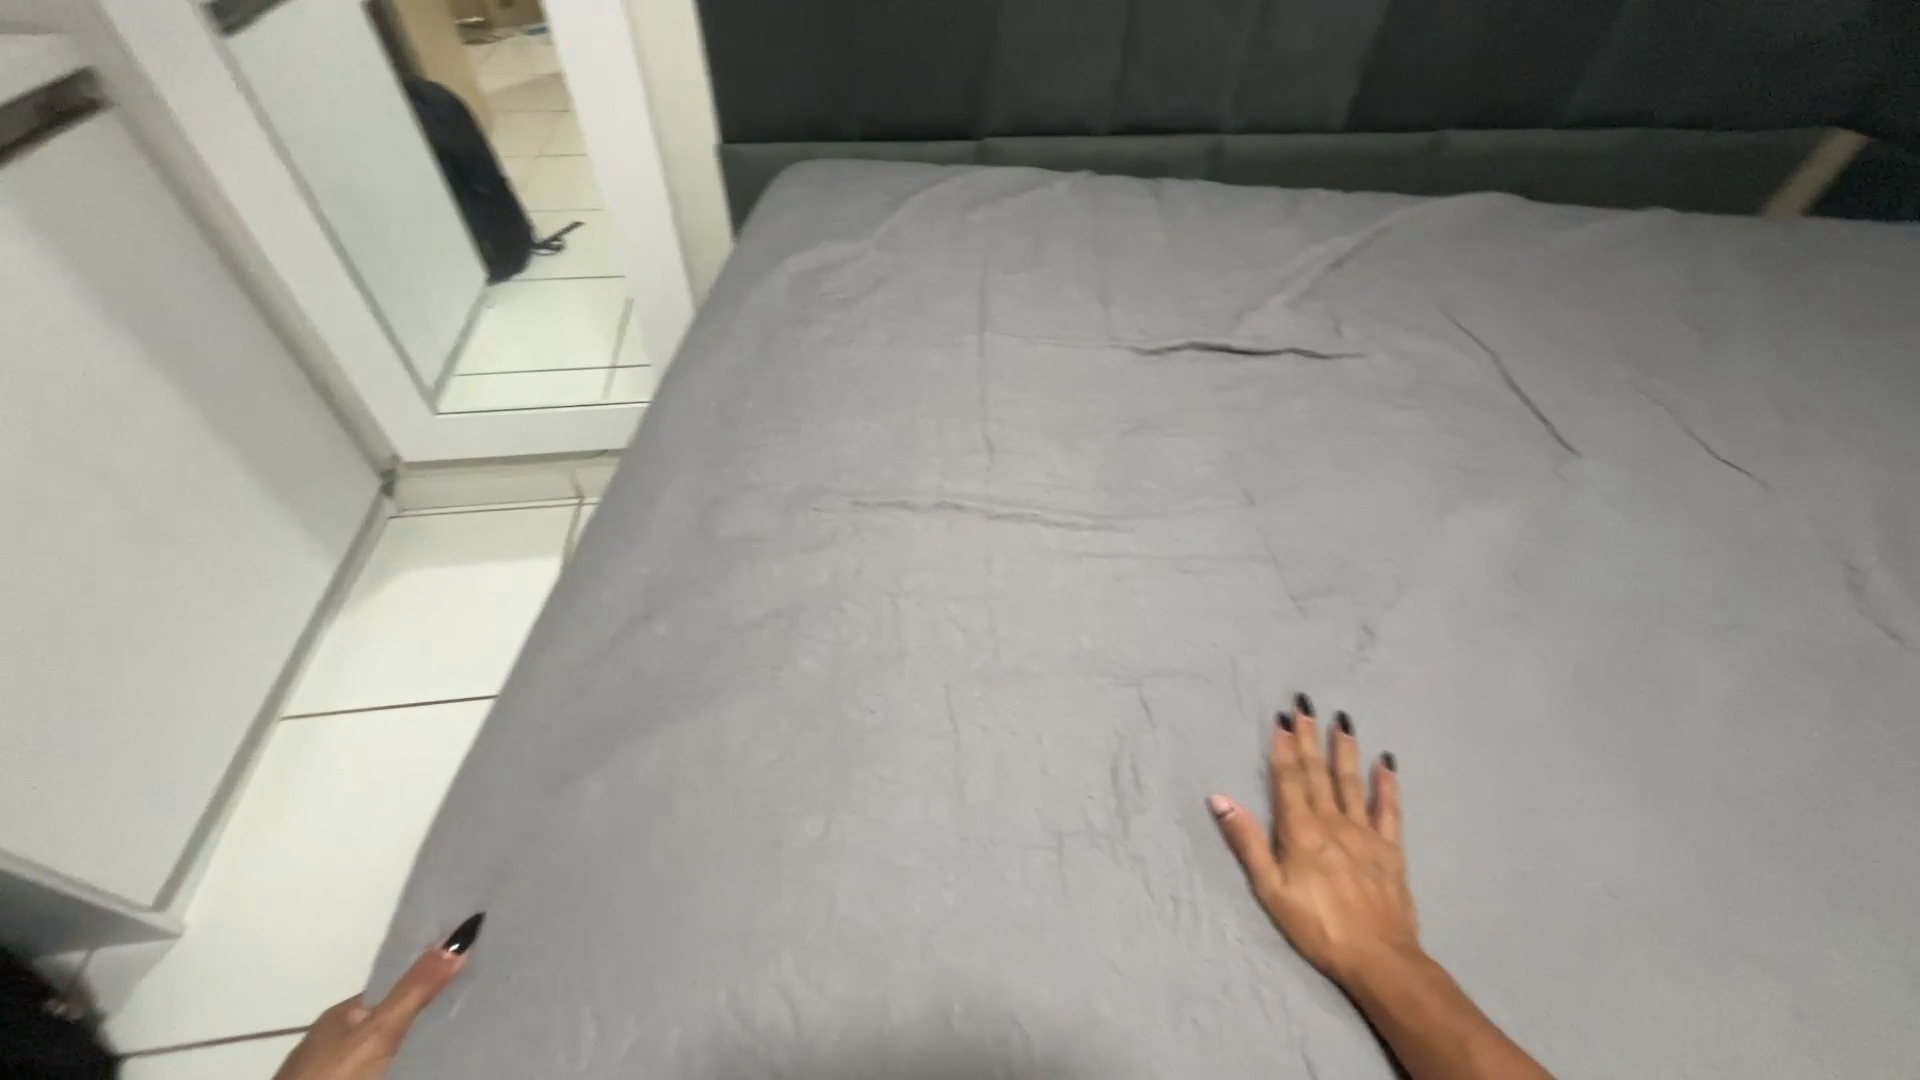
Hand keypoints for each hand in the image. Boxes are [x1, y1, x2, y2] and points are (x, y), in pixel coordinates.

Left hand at [273, 914, 482, 1079]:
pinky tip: (421, 1069)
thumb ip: (417, 989)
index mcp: (340, 1016)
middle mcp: (331, 1041)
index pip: (392, 989)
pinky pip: (378, 1072)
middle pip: (388, 1021)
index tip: (469, 975)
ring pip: (381, 1054)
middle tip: (471, 1010)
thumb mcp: (379, 1032)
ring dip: (411, 1049)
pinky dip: (400, 1069)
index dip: (428, 980)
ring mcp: (328, 1075)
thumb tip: (464, 930)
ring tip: (455, 1042)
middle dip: (423, 1016)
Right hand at [1208, 695, 1417, 988]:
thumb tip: (1219, 798)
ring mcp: (1365, 834)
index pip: (1289, 779)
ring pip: (1352, 783)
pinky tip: (1387, 761)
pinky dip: (1387, 784)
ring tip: (1343, 720)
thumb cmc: (1316, 925)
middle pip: (1318, 773)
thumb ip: (1246, 841)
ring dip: (1345, 750)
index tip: (1282, 719)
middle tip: (1306, 705)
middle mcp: (1333, 822)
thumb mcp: (1269, 889)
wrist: (1380, 960)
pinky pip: (1389, 810)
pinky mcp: (1391, 850)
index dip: (1284, 748)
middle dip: (1310, 737)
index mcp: (1301, 830)